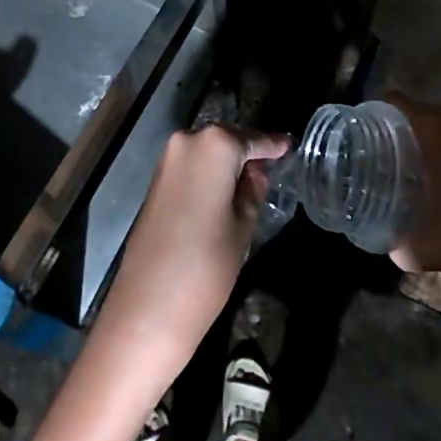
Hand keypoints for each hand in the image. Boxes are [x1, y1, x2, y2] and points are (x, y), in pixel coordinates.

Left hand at [91, 124, 287, 377]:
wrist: (150, 300)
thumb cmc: (207, 263)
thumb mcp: (243, 225)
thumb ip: (252, 190)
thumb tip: (255, 171)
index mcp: (214, 146)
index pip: (251, 139)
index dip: (272, 144)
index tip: (289, 145)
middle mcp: (186, 142)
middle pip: (225, 139)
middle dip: (247, 150)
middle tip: (272, 165)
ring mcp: (167, 159)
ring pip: (206, 151)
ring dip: (226, 162)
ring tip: (252, 179)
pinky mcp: (156, 179)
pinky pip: (190, 165)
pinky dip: (208, 172)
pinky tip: (224, 189)